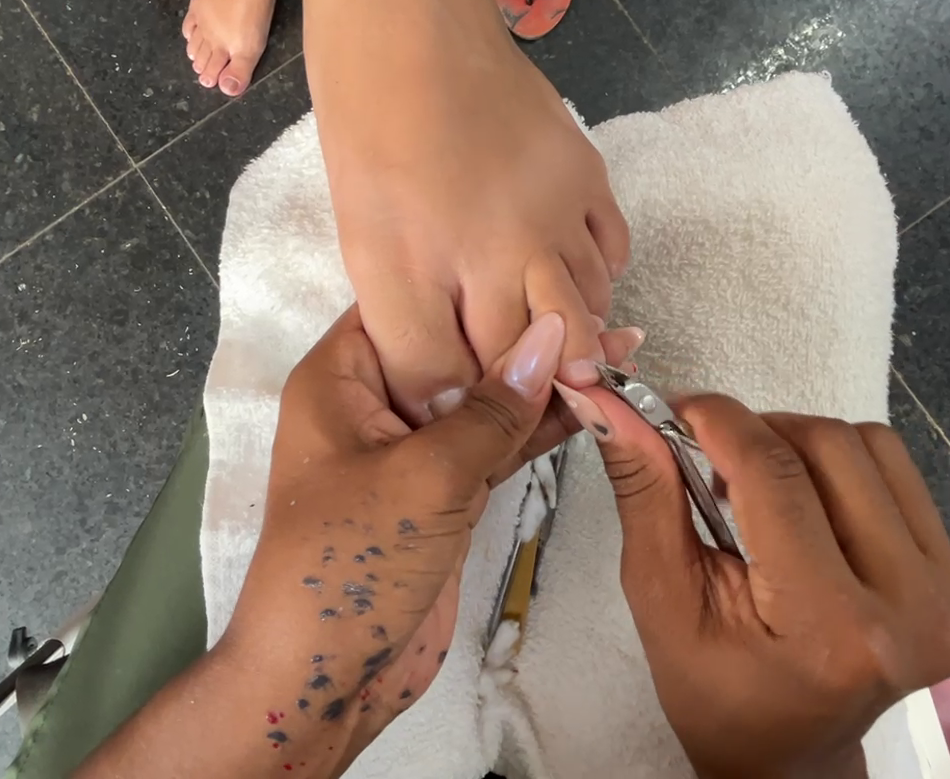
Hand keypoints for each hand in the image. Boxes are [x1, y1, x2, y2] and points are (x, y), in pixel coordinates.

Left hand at [215, 306, 616, 774]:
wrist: (331, 678)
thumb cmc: (350, 560)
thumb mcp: (423, 475)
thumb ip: (491, 408)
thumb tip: (552, 336)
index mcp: (343, 376)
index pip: (412, 305)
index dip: (478, 286)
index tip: (547, 272)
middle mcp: (376, 401)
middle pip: (457, 353)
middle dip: (526, 339)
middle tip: (606, 318)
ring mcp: (413, 446)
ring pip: (483, 401)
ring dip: (542, 385)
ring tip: (618, 352)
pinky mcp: (444, 487)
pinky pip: (493, 444)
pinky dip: (536, 428)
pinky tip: (589, 403)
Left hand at [304, 0, 629, 422]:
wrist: (409, 24)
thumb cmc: (369, 138)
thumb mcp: (367, 248)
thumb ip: (410, 334)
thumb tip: (447, 403)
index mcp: (452, 273)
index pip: (489, 379)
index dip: (485, 406)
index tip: (479, 415)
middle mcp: (524, 247)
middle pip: (556, 351)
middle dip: (538, 382)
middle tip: (523, 391)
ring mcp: (565, 204)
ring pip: (590, 306)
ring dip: (570, 336)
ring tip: (548, 340)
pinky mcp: (589, 169)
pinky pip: (614, 252)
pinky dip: (598, 281)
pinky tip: (570, 278)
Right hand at [558, 390, 949, 778]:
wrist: (787, 757)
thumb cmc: (711, 688)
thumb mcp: (658, 595)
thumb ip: (643, 492)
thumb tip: (610, 403)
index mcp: (829, 625)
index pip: (772, 473)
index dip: (714, 418)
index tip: (669, 408)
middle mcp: (913, 608)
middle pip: (826, 445)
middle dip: (752, 432)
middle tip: (707, 460)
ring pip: (866, 445)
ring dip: (795, 444)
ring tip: (755, 486)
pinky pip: (896, 469)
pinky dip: (838, 463)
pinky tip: (804, 501)